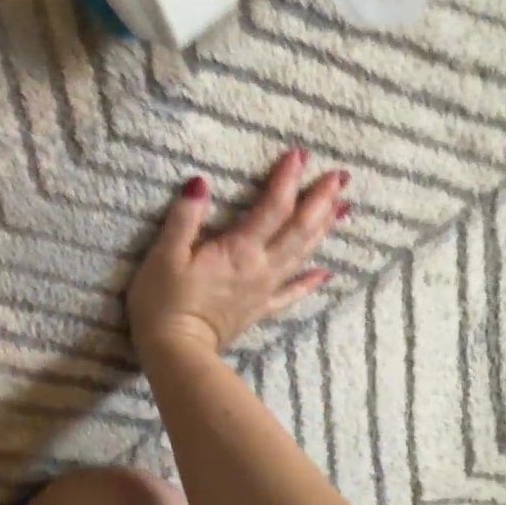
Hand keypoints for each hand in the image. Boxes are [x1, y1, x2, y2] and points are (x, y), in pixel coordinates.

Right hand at [127, 149, 348, 355]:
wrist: (176, 348)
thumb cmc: (162, 300)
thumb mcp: (164, 255)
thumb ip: (183, 219)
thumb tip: (199, 183)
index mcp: (238, 250)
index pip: (270, 208)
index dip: (286, 181)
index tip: (298, 156)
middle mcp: (260, 266)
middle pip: (298, 229)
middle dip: (320, 201)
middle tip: (340, 177)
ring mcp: (263, 289)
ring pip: (302, 253)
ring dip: (323, 228)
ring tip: (343, 208)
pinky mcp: (258, 308)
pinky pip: (292, 292)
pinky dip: (311, 279)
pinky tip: (325, 271)